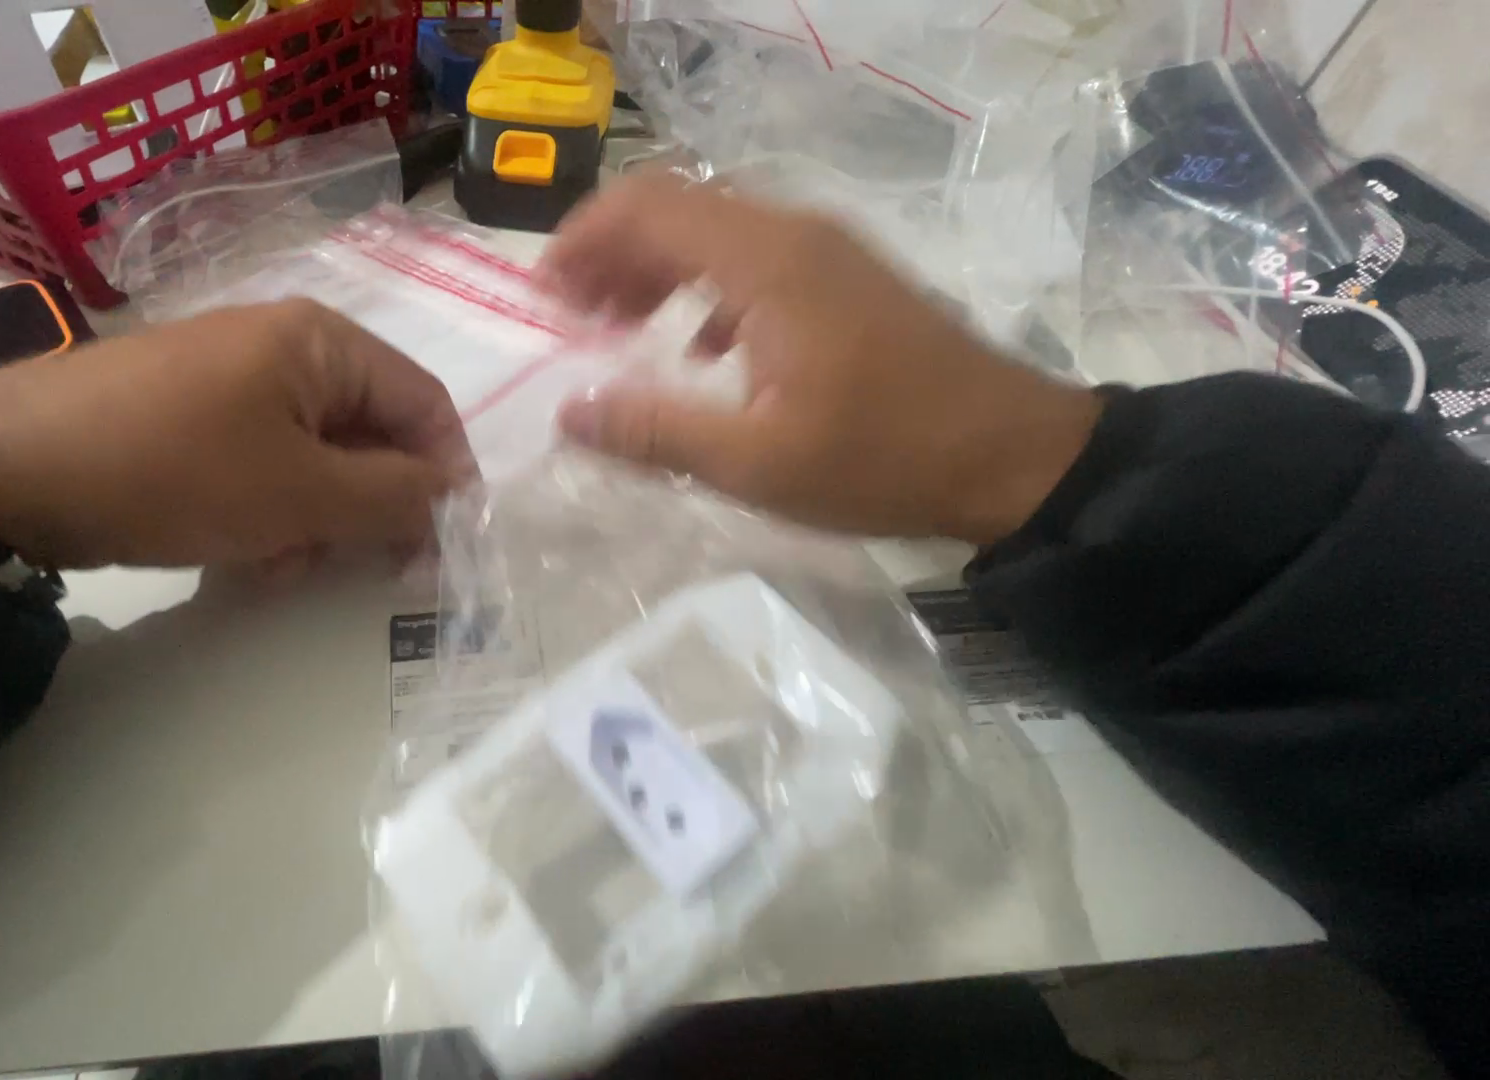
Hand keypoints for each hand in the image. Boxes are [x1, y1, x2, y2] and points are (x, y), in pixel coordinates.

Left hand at [0, 299, 473, 569]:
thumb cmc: (178, 470)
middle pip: (375, 436)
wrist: (8, 469)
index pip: (426, 404)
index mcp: (326, 344)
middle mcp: (291, 351)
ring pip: (324, 462)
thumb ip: (397, 496)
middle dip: (373, 508)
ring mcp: (242, 384)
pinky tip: (246, 553)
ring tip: (280, 562)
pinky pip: (274, 468)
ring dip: (321, 522)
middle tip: (365, 567)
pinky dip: (276, 514)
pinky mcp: (204, 419)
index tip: (449, 541)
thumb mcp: (304, 493)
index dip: (448, 473)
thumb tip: (457, 496)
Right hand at [539, 176, 1102, 544]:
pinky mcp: (843, 280)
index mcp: (766, 261)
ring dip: (654, 272)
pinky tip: (698, 351)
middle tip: (570, 318)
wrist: (1012, 458)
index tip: (543, 295)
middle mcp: (793, 234)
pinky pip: (751, 262)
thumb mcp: (754, 461)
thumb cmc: (880, 459)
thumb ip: (653, 431)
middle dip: (610, 256)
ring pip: (714, 234)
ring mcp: (824, 252)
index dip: (581, 240)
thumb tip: (569, 413)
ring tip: (617, 331)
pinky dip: (703, 291)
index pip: (648, 206)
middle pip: (676, 210)